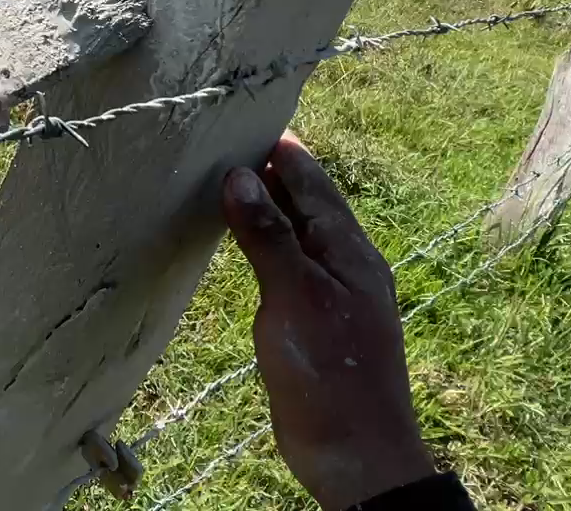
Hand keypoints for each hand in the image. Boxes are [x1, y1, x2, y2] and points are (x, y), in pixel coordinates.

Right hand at [221, 136, 436, 510]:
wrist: (354, 456)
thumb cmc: (329, 373)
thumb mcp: (295, 298)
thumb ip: (268, 236)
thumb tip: (238, 175)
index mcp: (348, 250)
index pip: (312, 181)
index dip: (280, 147)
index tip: (242, 114)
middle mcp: (340, 259)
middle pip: (302, 198)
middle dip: (265, 166)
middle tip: (217, 136)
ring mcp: (324, 285)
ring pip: (290, 225)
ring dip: (259, 198)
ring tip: (216, 172)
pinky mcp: (305, 308)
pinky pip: (279, 252)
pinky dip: (255, 231)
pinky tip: (231, 228)